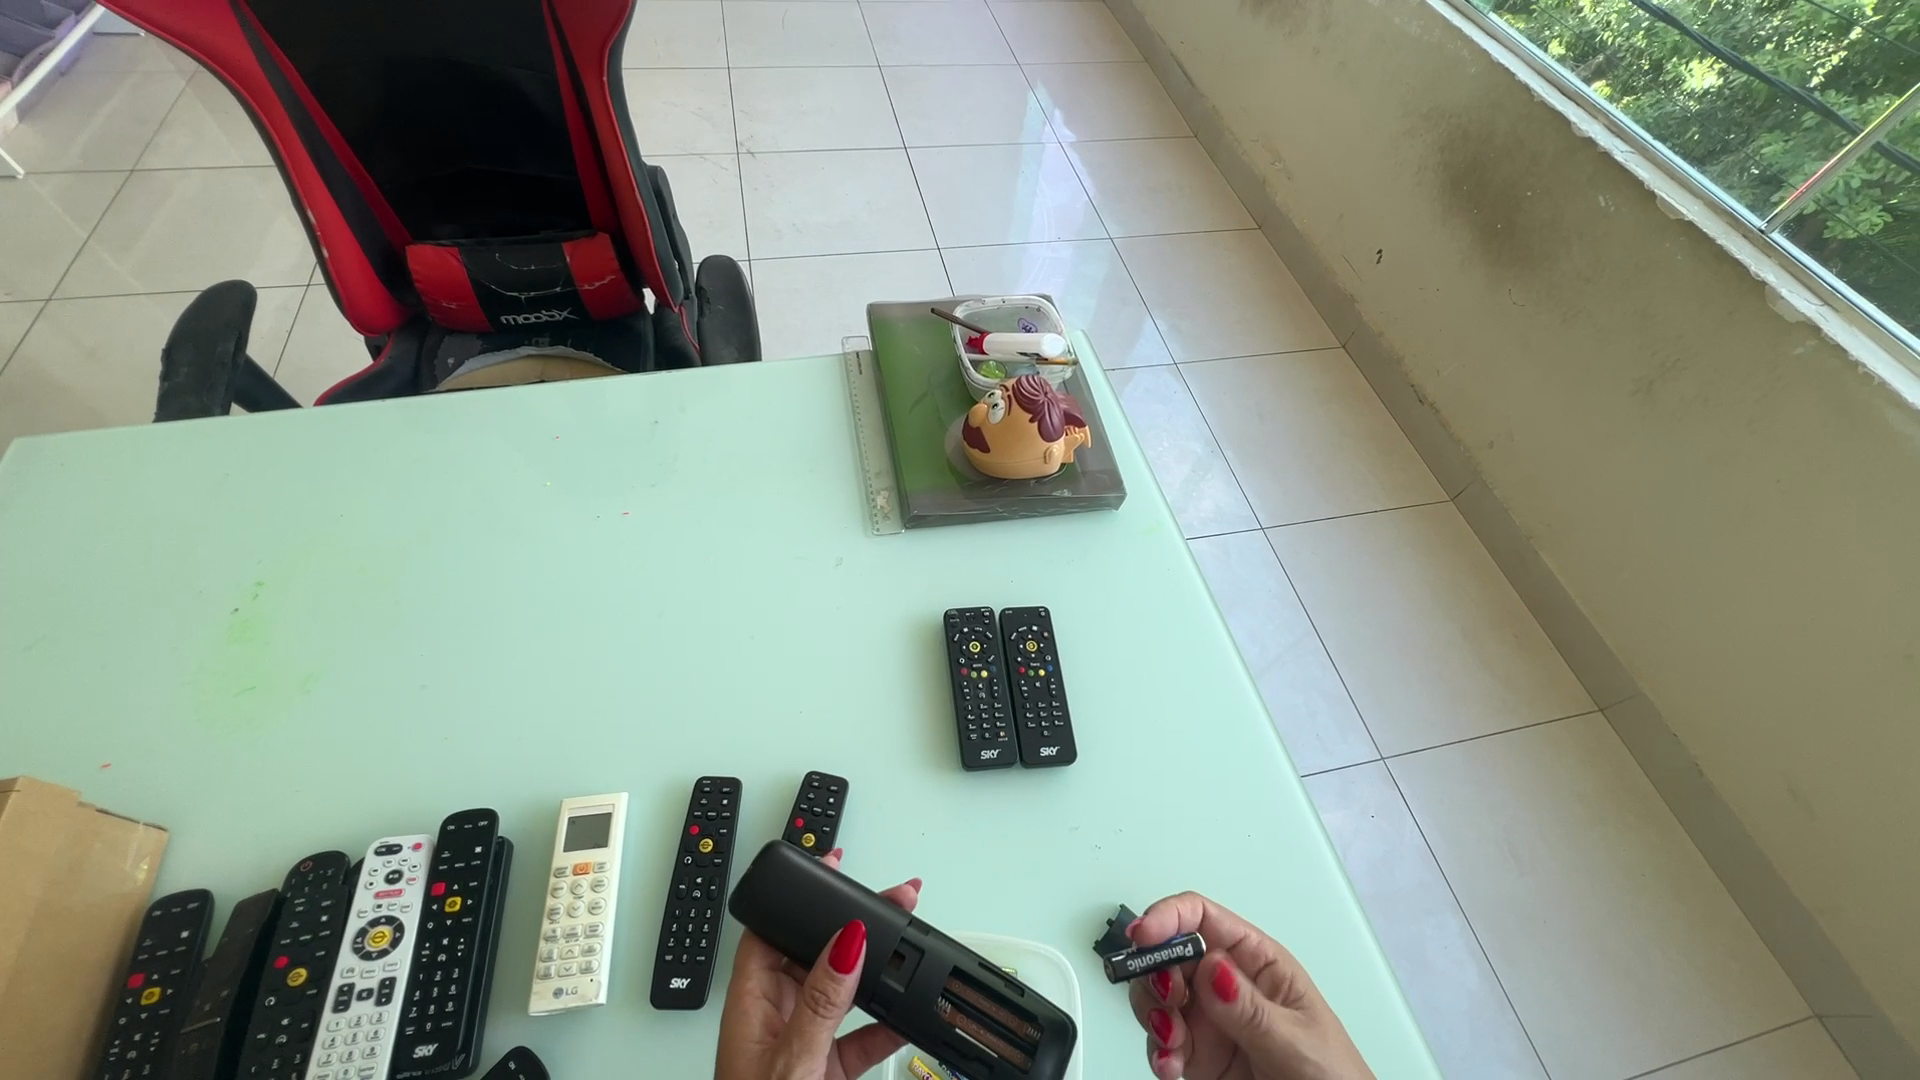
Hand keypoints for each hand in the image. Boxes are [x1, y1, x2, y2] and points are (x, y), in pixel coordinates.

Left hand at [714, 849, 922, 1079]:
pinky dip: (889, 1022)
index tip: (831, 863)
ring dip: (877, 968)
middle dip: (854, 923)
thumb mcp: (792, 1065)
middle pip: (816, 950)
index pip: (771, 928)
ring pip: (845, 990)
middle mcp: (776, 1017)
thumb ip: (821, 1004)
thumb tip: (845, 941)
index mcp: (752, 1005)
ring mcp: (804, 1044)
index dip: (799, 893)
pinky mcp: (828, 1071)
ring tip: (908, 943)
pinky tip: (911, 1014)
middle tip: (891, 899)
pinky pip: (863, 1034)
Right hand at [1127, 892, 1372, 1079]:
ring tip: (1172, 1045)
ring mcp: (1207, 1019)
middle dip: (1154, 973)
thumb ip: (1251, 1008)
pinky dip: (1156, 1051)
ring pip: (1155, 994)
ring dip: (1152, 1014)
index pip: (1201, 917)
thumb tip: (1212, 966)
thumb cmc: (1334, 1078)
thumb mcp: (1297, 1041)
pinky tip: (1171, 1067)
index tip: (1142, 935)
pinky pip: (1158, 1041)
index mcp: (1254, 960)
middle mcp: (1224, 982)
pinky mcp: (1195, 1055)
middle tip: (1167, 1003)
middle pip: (1167, 953)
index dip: (1167, 916)